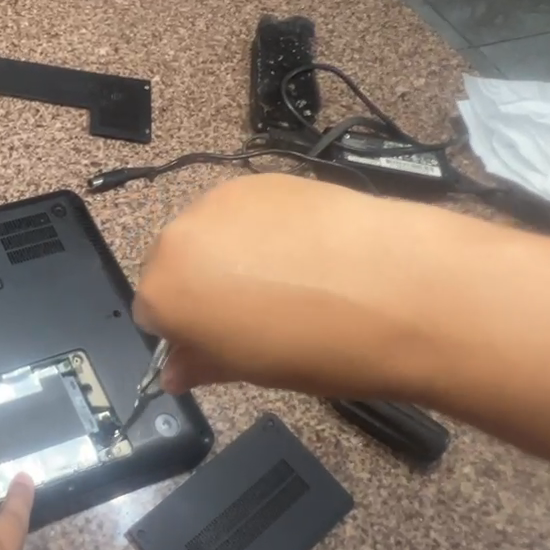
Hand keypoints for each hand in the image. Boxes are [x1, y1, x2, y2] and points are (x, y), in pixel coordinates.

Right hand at [133, 172, 490, 399]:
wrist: (400, 288)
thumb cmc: (319, 345)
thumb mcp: (250, 370)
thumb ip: (200, 363)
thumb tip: (177, 369)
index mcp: (163, 292)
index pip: (149, 314)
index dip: (183, 332)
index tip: (216, 342)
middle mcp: (177, 239)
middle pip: (172, 266)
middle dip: (199, 287)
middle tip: (250, 313)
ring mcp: (218, 202)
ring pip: (205, 234)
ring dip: (226, 255)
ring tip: (282, 278)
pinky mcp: (259, 179)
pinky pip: (240, 210)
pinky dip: (258, 229)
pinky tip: (303, 250)